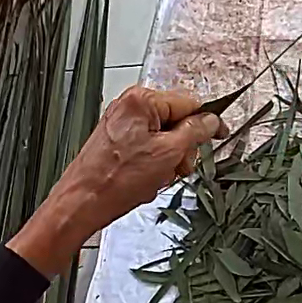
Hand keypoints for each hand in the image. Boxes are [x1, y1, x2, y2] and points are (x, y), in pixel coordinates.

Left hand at [8, 86, 226, 276]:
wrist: (82, 203)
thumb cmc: (115, 180)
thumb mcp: (168, 153)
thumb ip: (195, 132)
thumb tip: (210, 120)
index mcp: (141, 99)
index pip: (189, 103)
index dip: (206, 122)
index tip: (219, 135)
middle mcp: (129, 106)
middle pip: (176, 121)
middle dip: (182, 148)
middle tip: (176, 167)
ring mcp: (122, 124)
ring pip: (163, 138)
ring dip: (169, 160)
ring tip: (156, 177)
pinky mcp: (116, 142)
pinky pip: (148, 148)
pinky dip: (153, 165)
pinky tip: (145, 180)